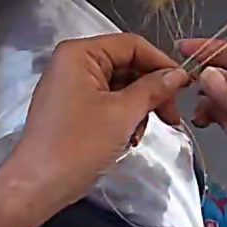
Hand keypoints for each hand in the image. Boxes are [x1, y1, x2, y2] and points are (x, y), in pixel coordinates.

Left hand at [0, 34, 188, 217]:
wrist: (40, 181)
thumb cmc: (78, 144)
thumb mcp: (123, 114)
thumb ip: (153, 89)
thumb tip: (177, 74)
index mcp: (79, 53)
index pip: (131, 44)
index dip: (161, 63)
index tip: (186, 87)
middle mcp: (72, 62)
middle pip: (126, 64)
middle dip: (150, 91)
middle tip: (171, 119)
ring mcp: (70, 84)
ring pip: (119, 85)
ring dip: (137, 108)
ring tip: (138, 134)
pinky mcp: (71, 105)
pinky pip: (106, 101)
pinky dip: (123, 117)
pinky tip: (126, 138)